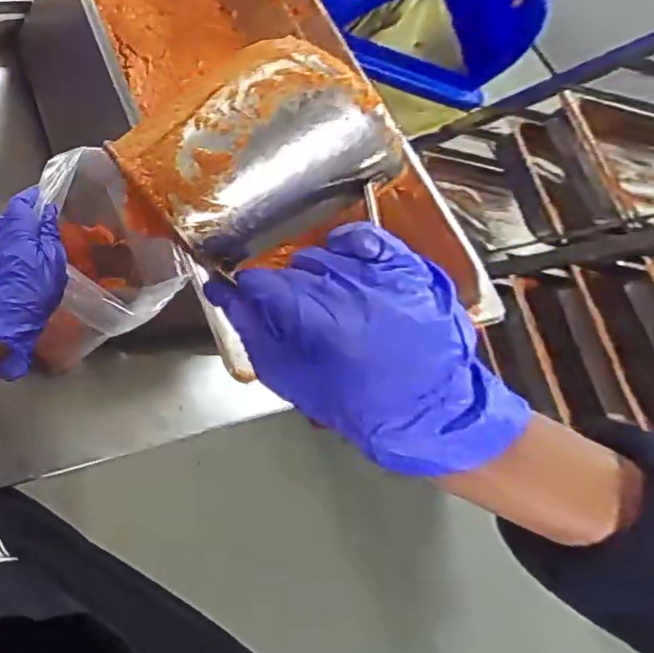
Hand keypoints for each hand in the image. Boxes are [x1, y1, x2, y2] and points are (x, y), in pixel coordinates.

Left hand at [0, 186, 66, 379]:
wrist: (9, 319)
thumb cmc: (35, 289)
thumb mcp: (52, 258)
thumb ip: (48, 232)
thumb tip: (46, 211)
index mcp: (16, 228)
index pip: (23, 201)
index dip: (36, 197)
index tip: (50, 197)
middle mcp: (1, 235)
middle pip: (14, 213)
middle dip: (31, 210)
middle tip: (50, 215)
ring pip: (10, 227)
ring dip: (25, 226)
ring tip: (44, 232)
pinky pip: (8, 242)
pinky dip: (21, 240)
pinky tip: (34, 249)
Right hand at [202, 222, 529, 475]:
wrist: (432, 415)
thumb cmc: (352, 402)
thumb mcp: (284, 373)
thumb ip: (248, 327)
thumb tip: (220, 292)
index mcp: (314, 316)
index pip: (258, 280)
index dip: (246, 292)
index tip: (248, 302)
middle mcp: (348, 288)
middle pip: (287, 268)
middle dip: (280, 290)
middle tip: (290, 315)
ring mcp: (383, 276)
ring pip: (321, 254)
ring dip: (312, 273)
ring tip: (323, 301)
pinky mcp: (410, 270)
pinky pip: (367, 237)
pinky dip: (348, 243)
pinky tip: (342, 261)